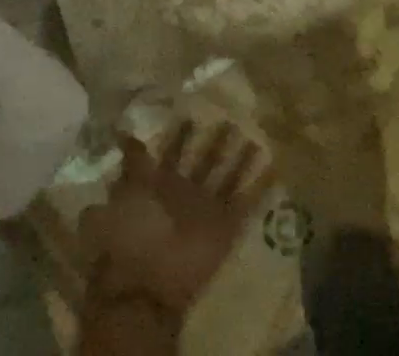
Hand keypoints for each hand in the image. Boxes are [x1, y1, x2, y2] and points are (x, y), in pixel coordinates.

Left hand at [79, 120, 274, 315]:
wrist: (148, 286)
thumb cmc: (130, 238)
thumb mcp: (124, 195)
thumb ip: (130, 166)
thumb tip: (122, 135)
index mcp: (159, 188)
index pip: (171, 154)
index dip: (179, 135)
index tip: (192, 112)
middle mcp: (185, 196)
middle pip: (203, 162)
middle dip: (215, 141)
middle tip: (230, 117)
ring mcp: (208, 210)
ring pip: (228, 177)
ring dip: (241, 158)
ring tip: (256, 136)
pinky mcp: (227, 225)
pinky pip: (248, 200)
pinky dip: (262, 185)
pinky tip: (276, 166)